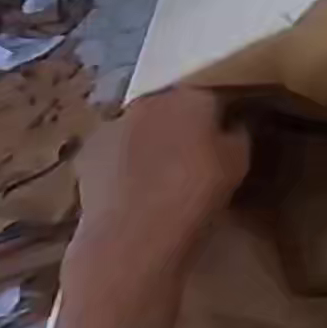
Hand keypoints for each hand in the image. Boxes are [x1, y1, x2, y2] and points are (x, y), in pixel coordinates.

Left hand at [74, 88, 249, 267]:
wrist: (134, 233)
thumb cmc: (198, 190)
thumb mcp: (239, 161)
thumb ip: (239, 133)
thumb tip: (234, 124)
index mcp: (191, 96)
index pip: (216, 94)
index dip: (226, 112)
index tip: (233, 131)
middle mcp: (149, 101)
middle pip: (175, 105)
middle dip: (187, 122)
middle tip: (201, 150)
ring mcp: (112, 125)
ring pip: (144, 125)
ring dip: (156, 139)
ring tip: (167, 169)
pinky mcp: (87, 152)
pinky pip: (118, 148)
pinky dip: (129, 158)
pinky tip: (139, 184)